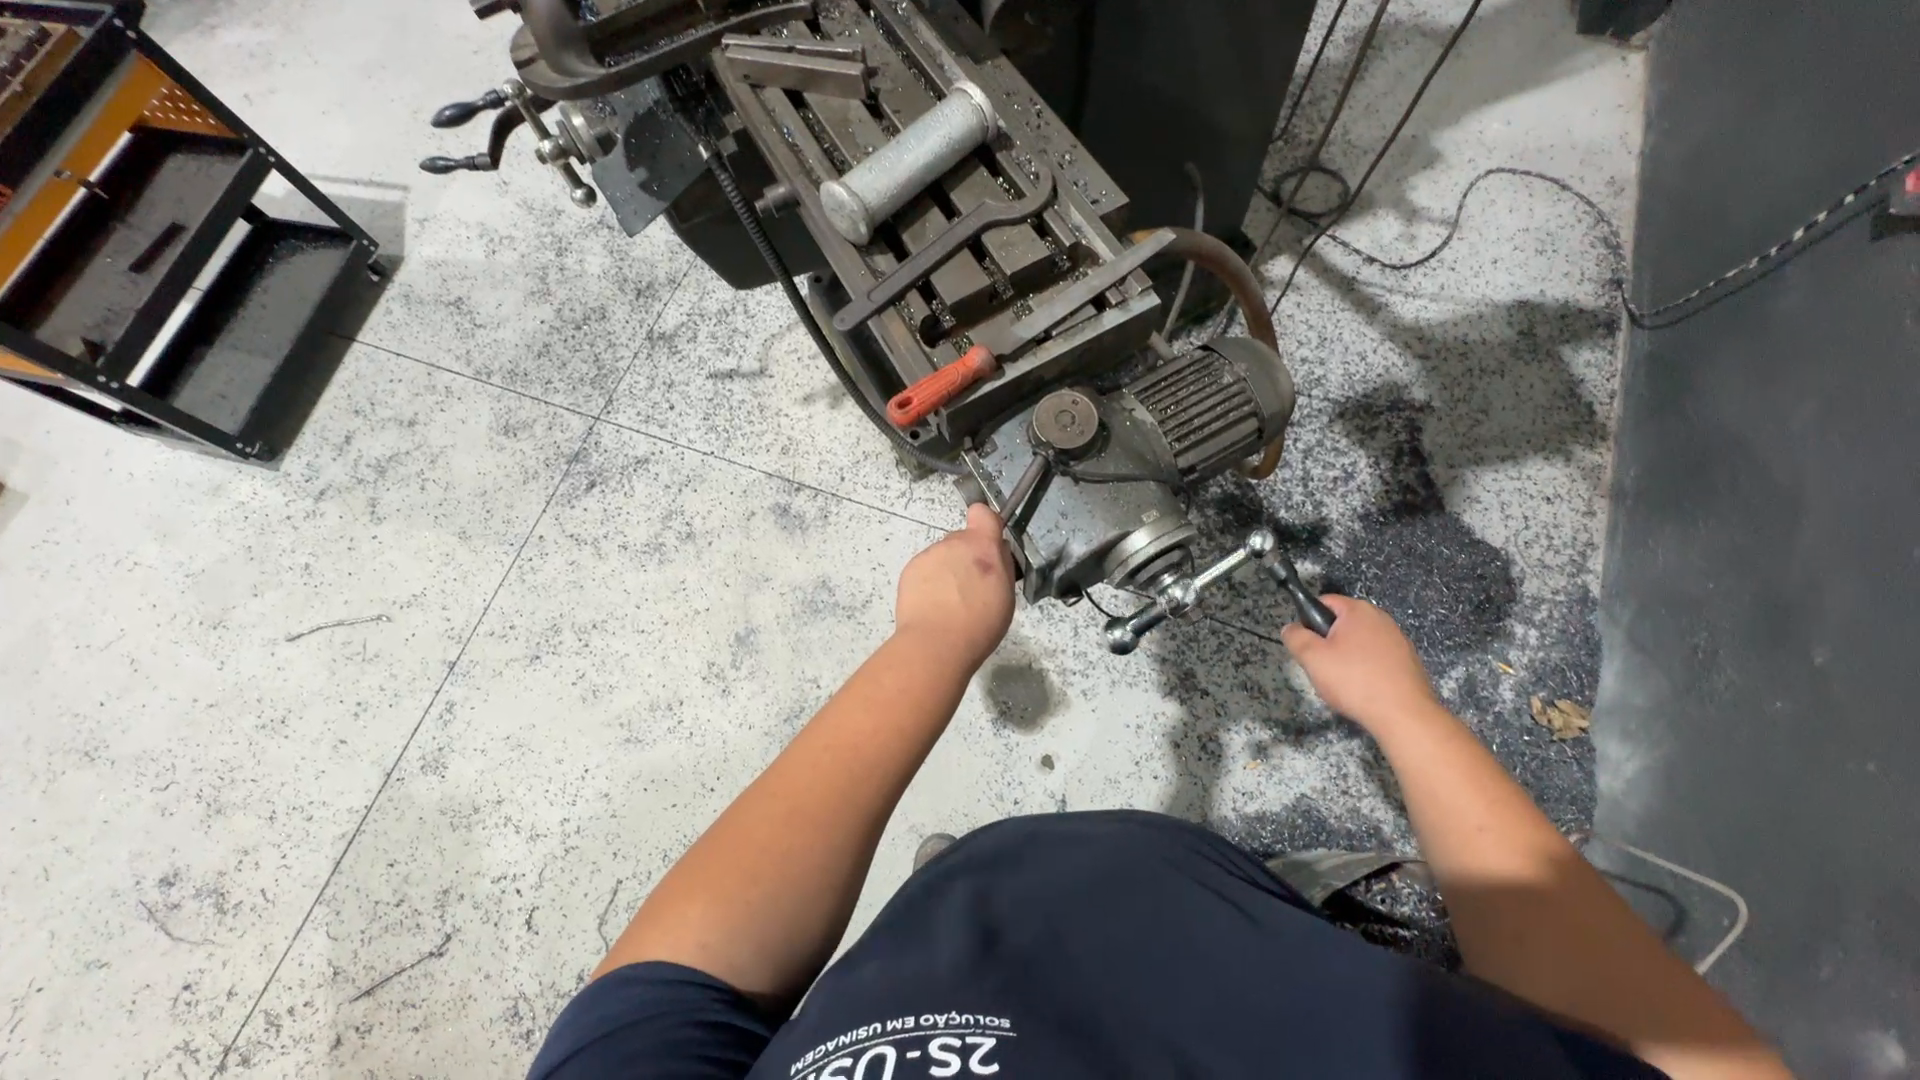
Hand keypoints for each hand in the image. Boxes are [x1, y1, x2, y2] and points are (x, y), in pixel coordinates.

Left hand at [894, 504, 1015, 670]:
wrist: (936, 643)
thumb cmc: (980, 624)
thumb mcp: (1006, 595)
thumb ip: (1001, 565)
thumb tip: (996, 552)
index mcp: (983, 547)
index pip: (984, 513)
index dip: (986, 524)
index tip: (987, 544)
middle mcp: (954, 543)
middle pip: (962, 540)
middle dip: (966, 557)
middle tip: (970, 588)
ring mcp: (929, 555)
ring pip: (942, 556)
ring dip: (947, 571)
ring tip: (949, 603)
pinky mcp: (910, 569)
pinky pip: (924, 569)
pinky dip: (929, 582)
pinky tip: (932, 606)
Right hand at [1281, 595, 1445, 736]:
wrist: (1404, 714)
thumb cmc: (1354, 680)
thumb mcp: (1312, 658)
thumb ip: (1295, 637)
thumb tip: (1290, 628)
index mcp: (1358, 610)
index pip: (1324, 602)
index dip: (1309, 620)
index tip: (1306, 645)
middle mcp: (1381, 618)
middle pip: (1343, 623)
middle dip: (1328, 642)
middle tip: (1322, 667)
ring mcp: (1398, 639)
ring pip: (1360, 642)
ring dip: (1347, 657)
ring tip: (1344, 683)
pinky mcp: (1408, 661)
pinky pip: (1377, 658)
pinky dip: (1367, 669)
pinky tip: (1364, 690)